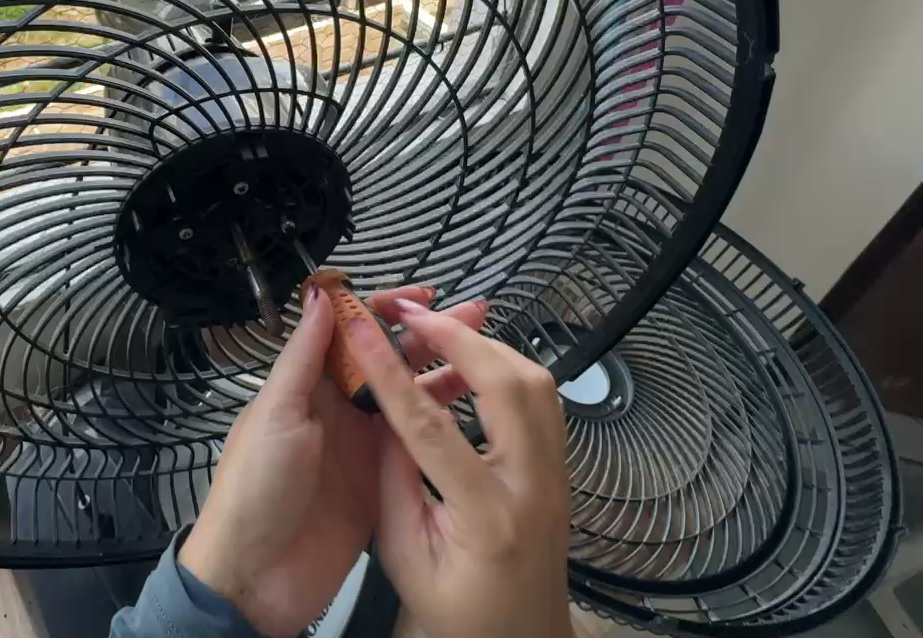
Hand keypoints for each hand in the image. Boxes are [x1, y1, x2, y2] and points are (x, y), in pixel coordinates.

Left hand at [180, 283, 484, 636]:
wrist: (256, 579)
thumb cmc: (253, 489)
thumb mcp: (275, 413)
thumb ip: (303, 356)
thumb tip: (320, 295)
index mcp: (306, 383)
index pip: (347, 332)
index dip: (381, 309)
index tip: (417, 296)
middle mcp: (336, 406)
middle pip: (384, 359)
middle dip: (423, 334)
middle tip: (468, 314)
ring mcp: (362, 443)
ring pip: (405, 395)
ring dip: (439, 370)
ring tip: (479, 348)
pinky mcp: (382, 480)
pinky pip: (414, 441)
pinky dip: (439, 420)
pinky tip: (469, 404)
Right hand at [348, 300, 571, 637]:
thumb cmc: (462, 616)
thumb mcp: (405, 557)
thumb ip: (391, 478)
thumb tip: (381, 410)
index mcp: (487, 518)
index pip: (430, 425)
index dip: (389, 370)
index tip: (362, 329)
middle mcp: (534, 488)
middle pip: (507, 384)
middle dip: (454, 335)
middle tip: (409, 314)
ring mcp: (557, 476)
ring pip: (535, 381)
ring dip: (483, 345)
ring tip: (435, 333)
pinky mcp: (560, 468)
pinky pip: (540, 397)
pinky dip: (503, 366)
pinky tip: (469, 364)